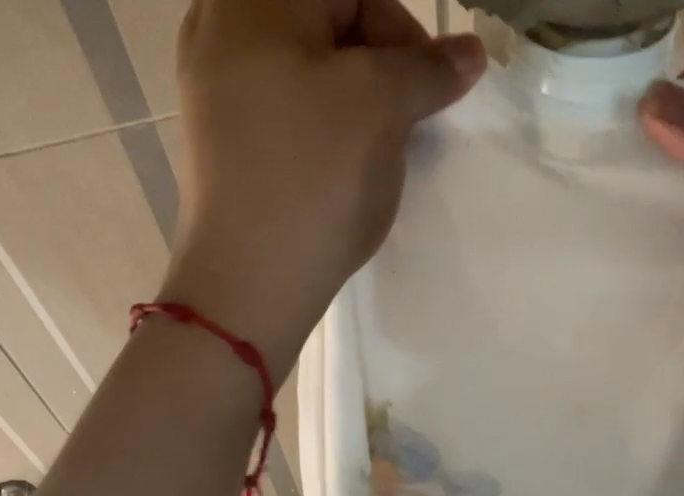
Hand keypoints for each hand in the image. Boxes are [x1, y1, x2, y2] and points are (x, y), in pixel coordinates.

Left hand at [161, 0, 485, 367]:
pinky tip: (336, 161)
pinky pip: (283, 103)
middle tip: (400, 114)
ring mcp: (213, 85)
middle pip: (325, 18)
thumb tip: (470, 53)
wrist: (249, 281)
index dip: (400, 27)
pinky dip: (321, 119)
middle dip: (377, 58)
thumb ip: (429, 67)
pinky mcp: (221, 138)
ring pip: (306, 63)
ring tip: (372, 143)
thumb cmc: (313, 176)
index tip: (425, 84)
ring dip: (353, 92)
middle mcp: (220, 27)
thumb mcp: (381, 106)